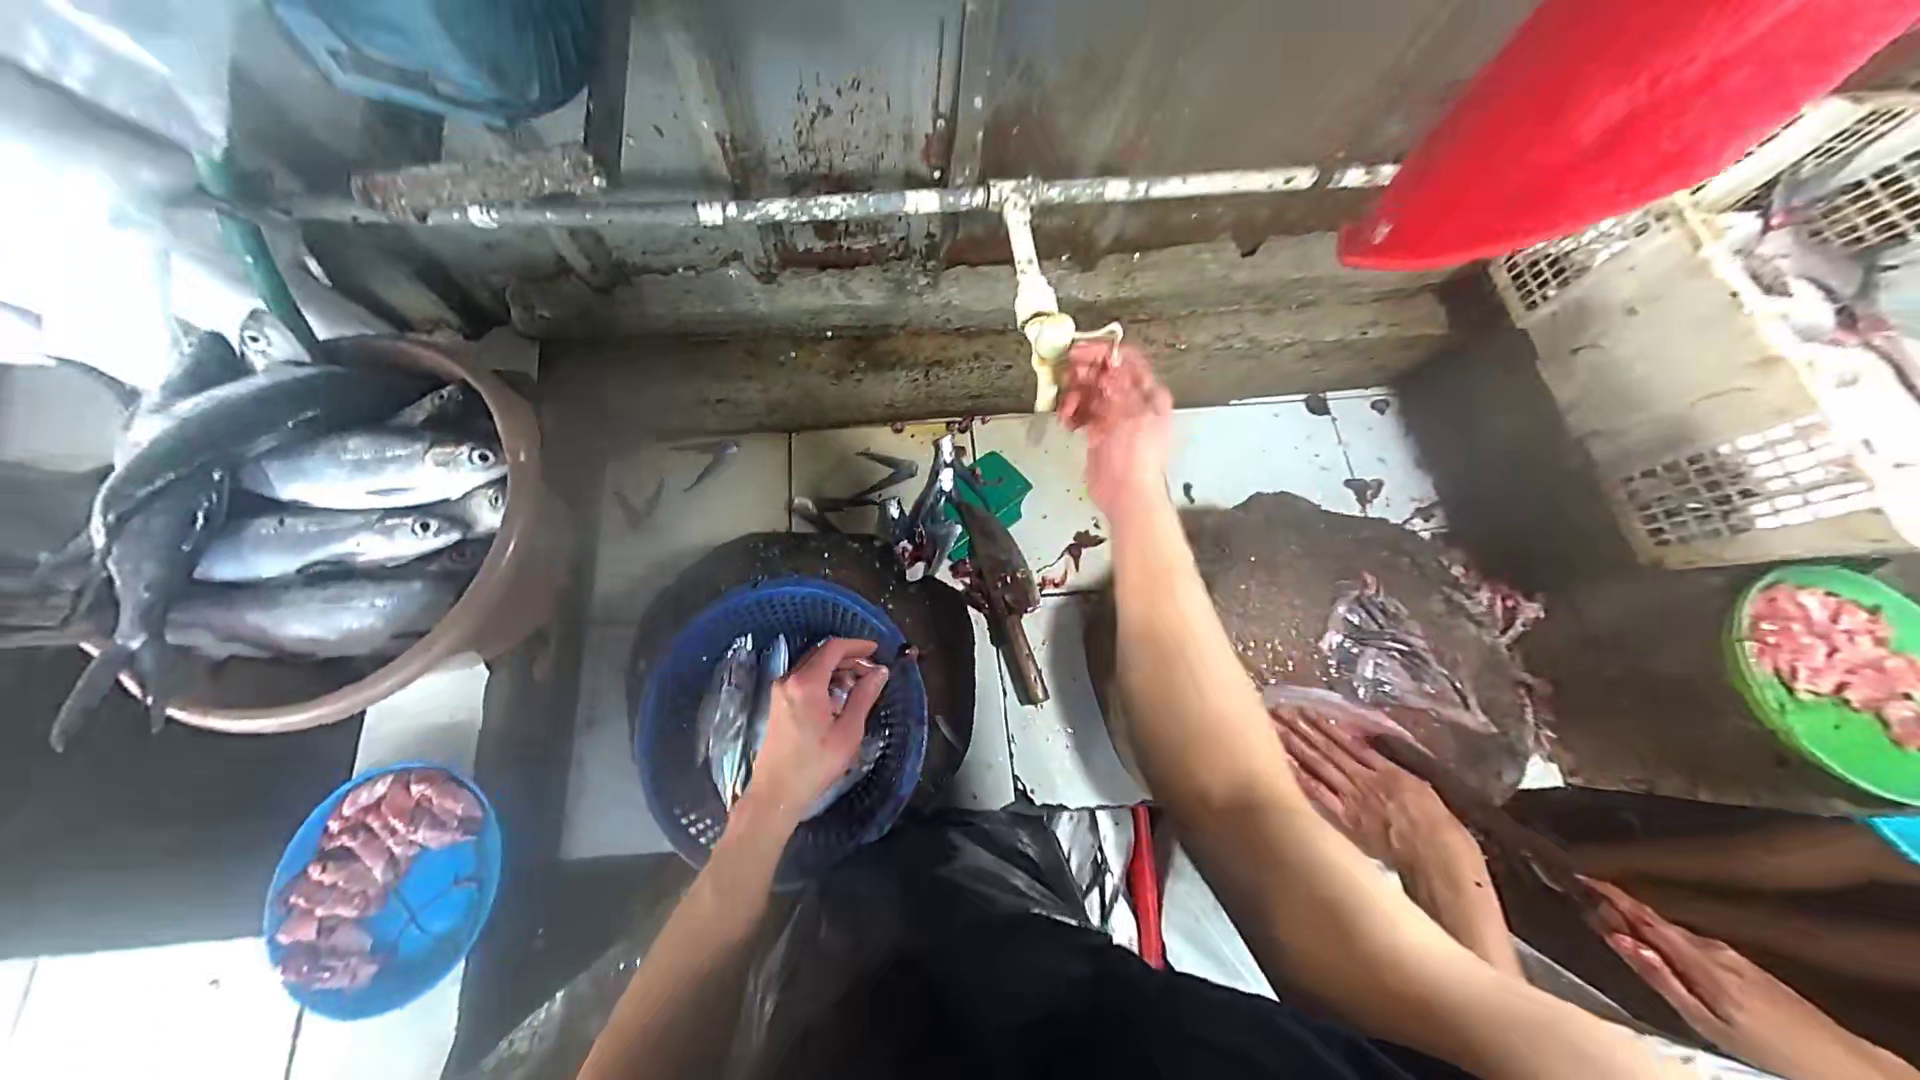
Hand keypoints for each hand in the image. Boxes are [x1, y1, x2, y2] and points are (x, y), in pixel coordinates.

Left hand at [739, 638, 888, 826]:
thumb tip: (879, 672)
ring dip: (837, 668)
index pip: (833, 648)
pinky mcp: (778, 703)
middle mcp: (789, 680)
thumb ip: (864, 696)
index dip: (857, 645)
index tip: (877, 650)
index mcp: (806, 683)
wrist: (776, 793)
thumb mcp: (848, 731)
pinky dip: (824, 679)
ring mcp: (780, 691)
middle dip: (849, 657)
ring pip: (812, 666)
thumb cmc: (815, 765)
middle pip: (821, 654)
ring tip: (860, 684)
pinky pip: (803, 679)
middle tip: (872, 670)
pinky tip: (839, 696)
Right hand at [1058, 341, 1172, 526]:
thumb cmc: (1139, 461)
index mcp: (1149, 395)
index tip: (1082, 351)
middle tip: (1067, 373)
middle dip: (1084, 372)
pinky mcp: (1098, 433)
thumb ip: (1121, 384)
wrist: (1126, 494)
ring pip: (1090, 393)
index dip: (1104, 353)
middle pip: (1105, 375)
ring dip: (1075, 394)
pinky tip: (1068, 418)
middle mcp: (1132, 403)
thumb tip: (1112, 360)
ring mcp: (1114, 418)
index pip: (1126, 361)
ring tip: (1068, 404)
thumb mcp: (1134, 414)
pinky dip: (1071, 412)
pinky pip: (1081, 413)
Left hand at [1273, 706, 1483, 875]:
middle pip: (1328, 748)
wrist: (1440, 861)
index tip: (1306, 710)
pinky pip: (1317, 792)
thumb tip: (1378, 755)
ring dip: (1295, 743)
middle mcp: (1365, 779)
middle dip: (1302, 728)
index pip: (1350, 742)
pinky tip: (1281, 760)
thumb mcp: (1425, 792)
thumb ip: (1398, 771)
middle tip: (1279, 710)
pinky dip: (1298, 774)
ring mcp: (1352, 797)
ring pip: (1317, 763)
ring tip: (1275, 725)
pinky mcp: (1344, 818)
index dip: (1326, 725)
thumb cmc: (1444, 833)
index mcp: (1388, 771)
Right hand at [1587, 880, 1908, 1079]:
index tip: (1580, 876)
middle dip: (1620, 909)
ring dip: (1644, 925)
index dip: (1610, 894)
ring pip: (1675, 932)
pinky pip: (1693, 942)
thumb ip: (1659, 977)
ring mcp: (1732, 955)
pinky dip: (1667, 937)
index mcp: (1696, 958)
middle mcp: (1711, 948)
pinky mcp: (1745, 965)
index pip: (1643, 915)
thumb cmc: (1766, 1048)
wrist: (1845, 1065)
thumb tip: (1617, 937)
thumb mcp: (1704, 1020)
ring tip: (1619, 925)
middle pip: (1656, 921)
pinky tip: (1664, 948)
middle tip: (1588, 904)